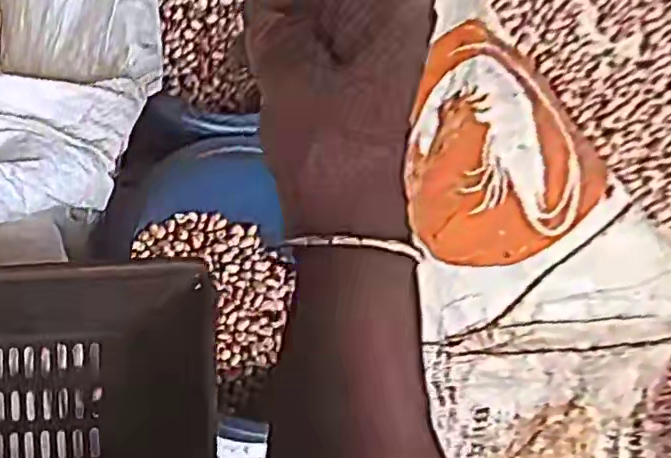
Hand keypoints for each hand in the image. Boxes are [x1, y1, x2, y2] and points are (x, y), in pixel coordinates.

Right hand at [247, 0, 433, 238]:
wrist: (359, 223)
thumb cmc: (336, 160)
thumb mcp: (291, 93)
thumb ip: (277, 45)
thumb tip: (265, 18)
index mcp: (396, 10)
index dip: (279, 6)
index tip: (255, 13)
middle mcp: (415, 26)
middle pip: (345, 8)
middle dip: (294, 17)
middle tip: (257, 30)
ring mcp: (409, 61)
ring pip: (350, 31)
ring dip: (306, 40)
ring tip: (267, 56)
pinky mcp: (397, 94)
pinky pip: (355, 59)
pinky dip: (321, 63)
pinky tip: (293, 79)